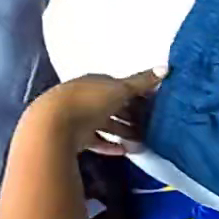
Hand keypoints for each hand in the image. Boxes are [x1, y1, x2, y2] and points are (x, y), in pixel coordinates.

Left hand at [22, 69, 164, 154]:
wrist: (53, 126)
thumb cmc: (89, 102)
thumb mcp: (120, 90)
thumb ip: (142, 82)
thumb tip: (166, 67)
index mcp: (96, 82)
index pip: (120, 86)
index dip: (138, 94)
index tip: (154, 104)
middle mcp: (86, 97)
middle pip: (113, 106)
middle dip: (132, 115)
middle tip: (151, 125)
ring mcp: (79, 118)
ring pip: (106, 124)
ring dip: (123, 131)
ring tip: (142, 142)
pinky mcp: (75, 137)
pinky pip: (97, 140)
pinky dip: (110, 145)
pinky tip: (124, 151)